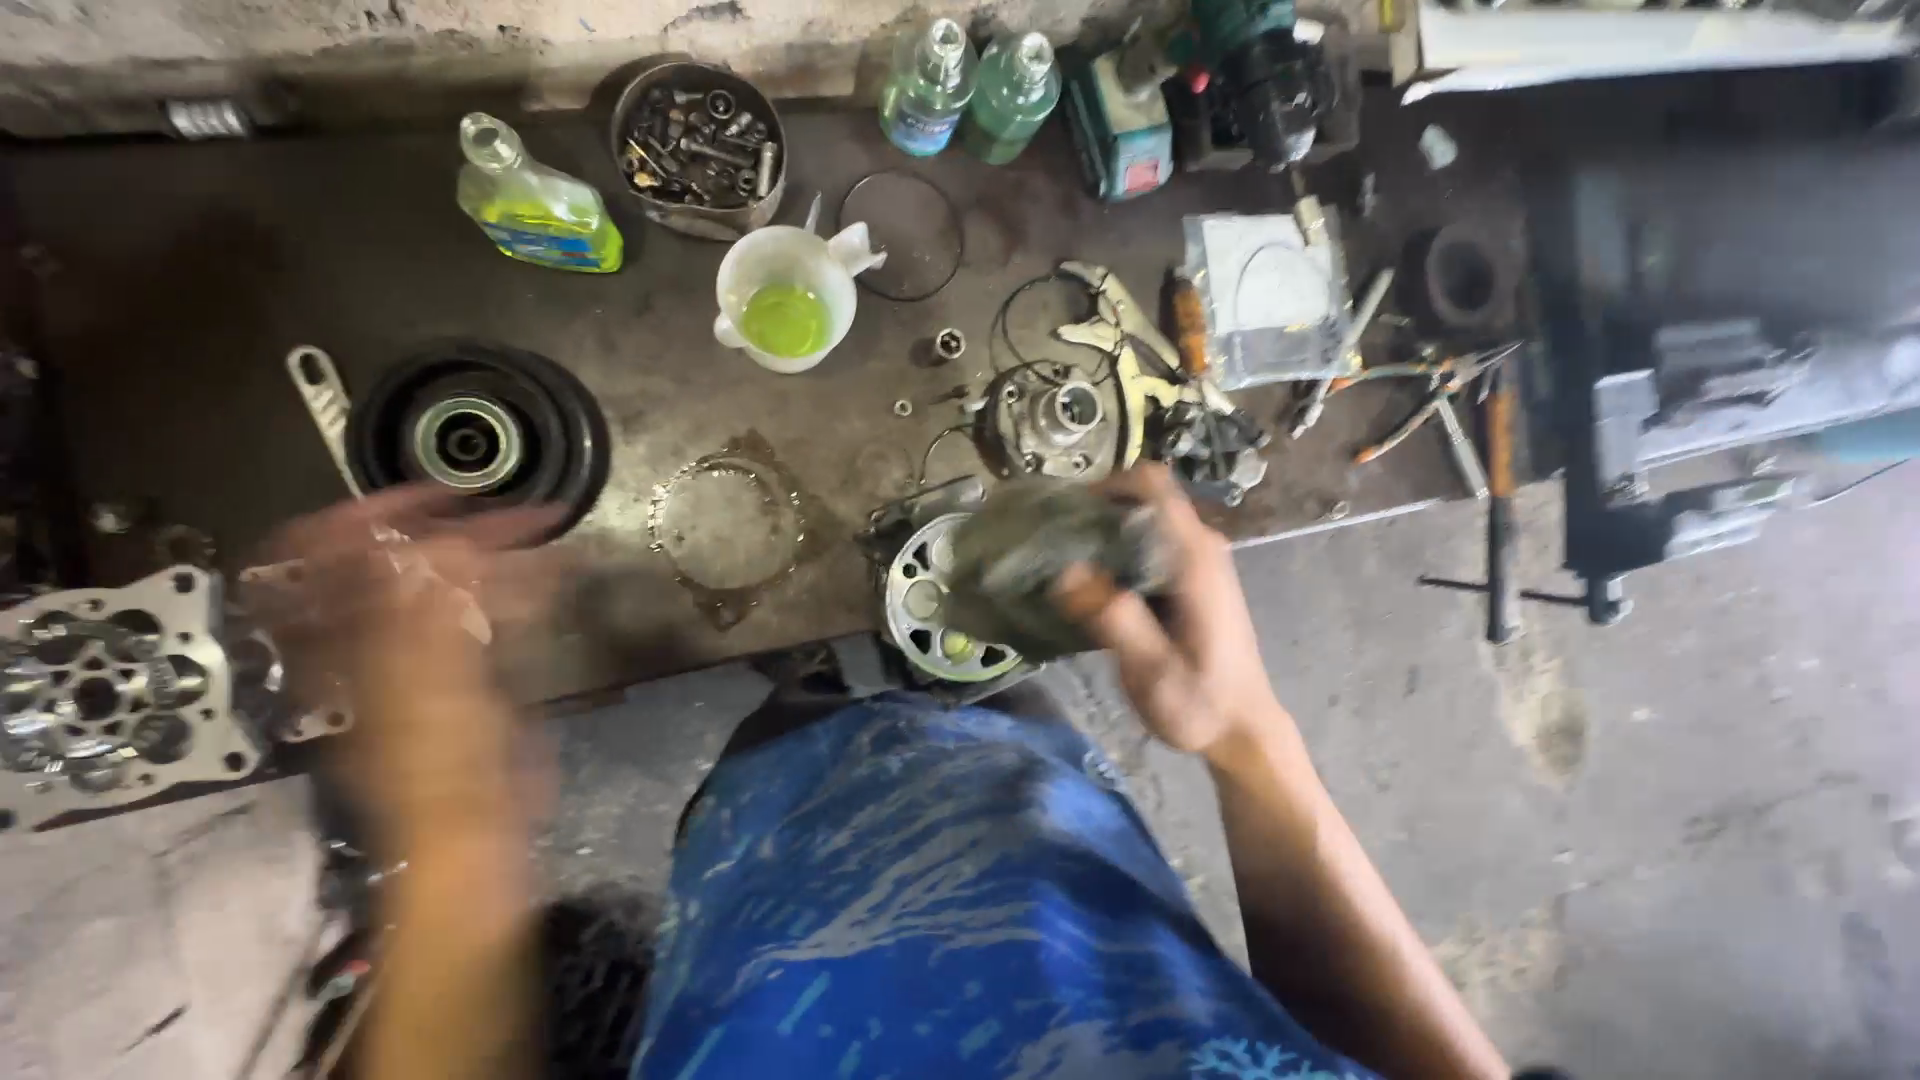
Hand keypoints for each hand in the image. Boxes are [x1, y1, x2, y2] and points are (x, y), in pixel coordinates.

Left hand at [249, 487, 564, 832]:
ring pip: (451, 586)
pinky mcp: (466, 679)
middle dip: (459, 530)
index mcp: (348, 643)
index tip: (438, 494)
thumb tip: (450, 544)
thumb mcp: (427, 691)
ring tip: (544, 535)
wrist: (471, 837)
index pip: (333, 555)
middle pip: (405, 564)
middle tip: (514, 513)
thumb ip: (430, 614)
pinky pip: (486, 617)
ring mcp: (423, 660)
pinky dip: (517, 591)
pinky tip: (551, 581)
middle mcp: (377, 642)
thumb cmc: (438, 772)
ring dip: (495, 556)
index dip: (376, 516)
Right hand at [1052, 465, 1285, 759]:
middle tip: (1053, 547)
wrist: (1243, 729)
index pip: (1152, 484)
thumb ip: (1116, 620)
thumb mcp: (1154, 672)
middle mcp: (1200, 547)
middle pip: (1142, 498)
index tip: (1068, 516)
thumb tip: (1066, 572)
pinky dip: (1117, 553)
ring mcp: (1199, 561)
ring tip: (1064, 565)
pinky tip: (1093, 587)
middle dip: (1095, 513)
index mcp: (1194, 558)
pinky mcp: (1191, 578)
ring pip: (1143, 521)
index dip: (1107, 486)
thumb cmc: (1201, 703)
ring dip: (1103, 534)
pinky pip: (1148, 544)